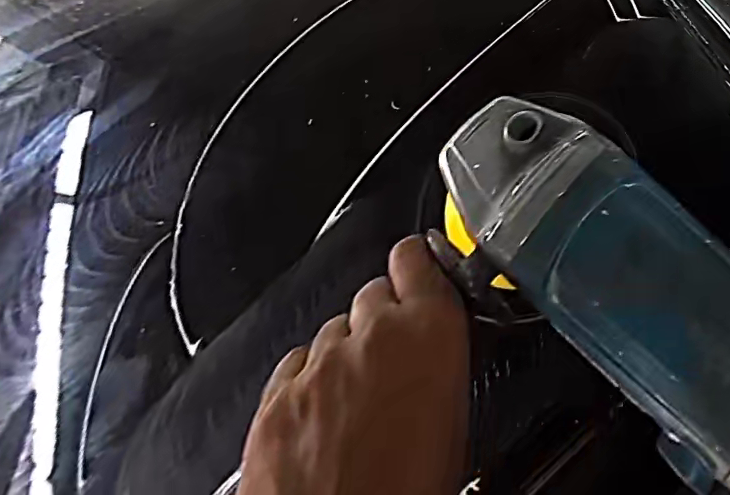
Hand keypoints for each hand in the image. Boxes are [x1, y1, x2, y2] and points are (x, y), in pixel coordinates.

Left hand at [237, 236, 470, 494]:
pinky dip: (306, 382)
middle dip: (380, 320)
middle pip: (372, 293)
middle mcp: (373, 334)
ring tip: (352, 405)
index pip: (413, 257)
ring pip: (332, 331)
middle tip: (388, 361)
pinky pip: (295, 365)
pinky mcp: (275, 399)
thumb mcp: (453, 419)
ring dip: (343, 355)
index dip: (414, 265)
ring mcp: (319, 364)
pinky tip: (317, 421)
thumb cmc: (410, 492)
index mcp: (430, 331)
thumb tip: (432, 341)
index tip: (416, 275)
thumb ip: (439, 358)